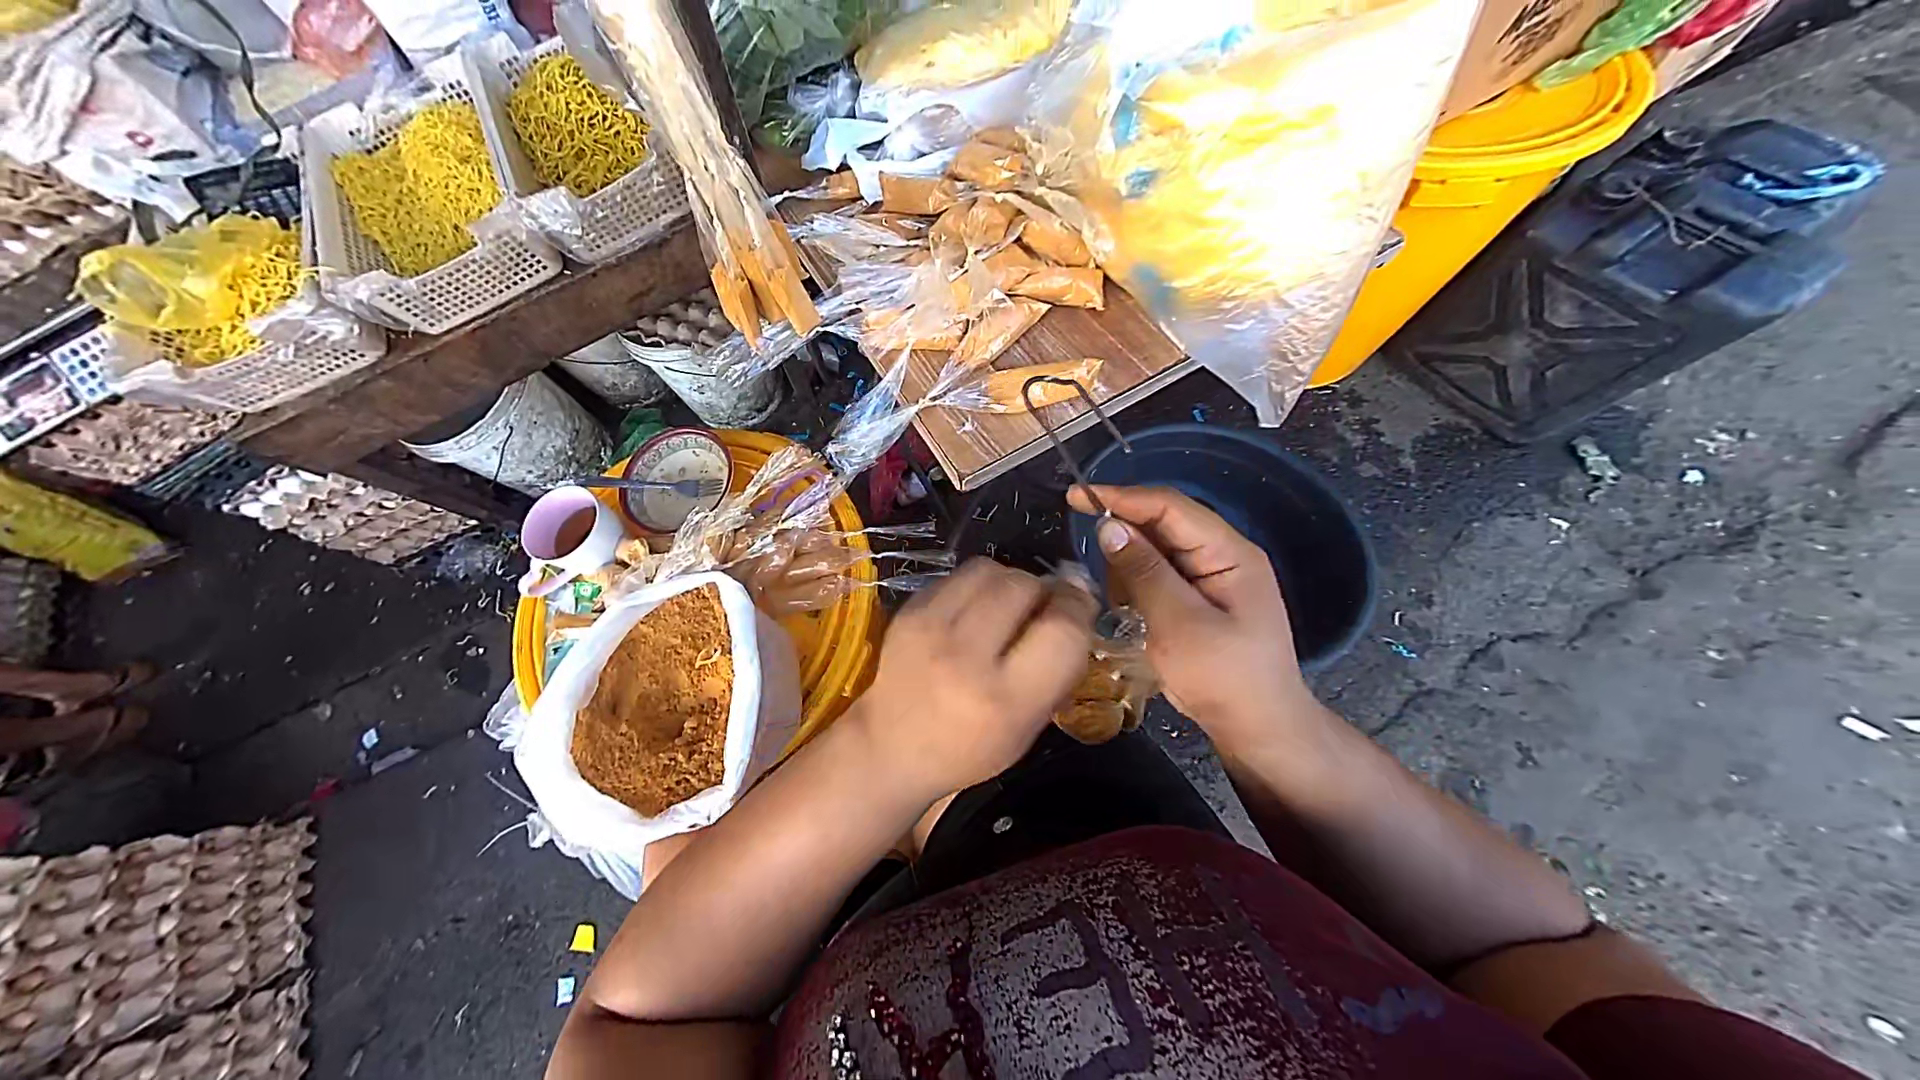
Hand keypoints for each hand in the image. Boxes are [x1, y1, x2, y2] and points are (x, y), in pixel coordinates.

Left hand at [850, 558, 1097, 802]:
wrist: (890, 748)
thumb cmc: (970, 747)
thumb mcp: (1028, 725)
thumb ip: (1058, 667)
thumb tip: (1077, 598)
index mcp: (1005, 700)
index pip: (1062, 629)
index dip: (1079, 607)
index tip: (1080, 606)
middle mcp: (966, 657)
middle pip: (1025, 586)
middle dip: (1044, 591)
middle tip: (1042, 607)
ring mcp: (930, 629)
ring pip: (990, 570)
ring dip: (1010, 582)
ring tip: (1008, 606)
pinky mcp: (908, 611)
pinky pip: (958, 576)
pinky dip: (976, 586)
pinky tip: (974, 610)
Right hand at [1068, 485, 1315, 751]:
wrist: (1258, 730)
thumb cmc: (1224, 678)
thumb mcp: (1178, 624)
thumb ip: (1143, 572)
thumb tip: (1107, 526)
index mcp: (1228, 553)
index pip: (1170, 506)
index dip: (1122, 497)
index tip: (1075, 497)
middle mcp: (1220, 556)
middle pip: (1162, 525)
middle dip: (1125, 542)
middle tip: (1101, 575)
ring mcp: (1210, 578)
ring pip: (1154, 552)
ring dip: (1129, 573)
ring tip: (1128, 613)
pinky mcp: (1197, 599)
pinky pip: (1157, 578)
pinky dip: (1137, 590)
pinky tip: (1136, 618)